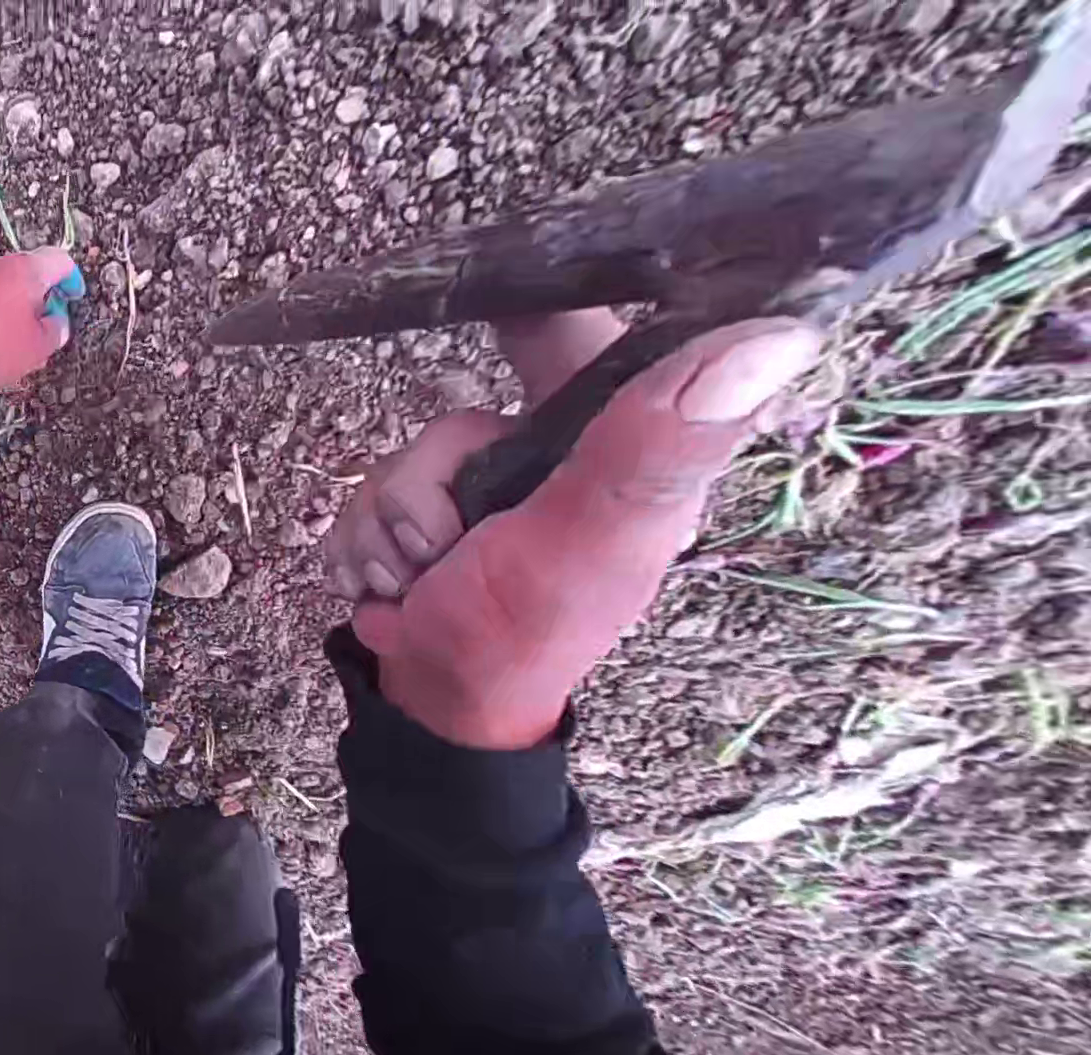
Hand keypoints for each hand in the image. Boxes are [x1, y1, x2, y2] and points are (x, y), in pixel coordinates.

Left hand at [0, 247, 81, 392]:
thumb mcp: (40, 346)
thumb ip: (57, 330)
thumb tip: (58, 324)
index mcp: (27, 270)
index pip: (61, 261)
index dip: (73, 281)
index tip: (74, 298)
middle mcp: (1, 267)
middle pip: (35, 273)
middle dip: (48, 297)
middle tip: (54, 323)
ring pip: (13, 287)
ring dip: (25, 308)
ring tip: (29, 339)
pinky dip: (5, 315)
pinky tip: (5, 342)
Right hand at [324, 313, 822, 749]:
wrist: (435, 700)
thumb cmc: (518, 635)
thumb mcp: (587, 548)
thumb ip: (645, 453)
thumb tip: (769, 336)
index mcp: (599, 454)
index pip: (584, 341)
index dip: (541, 300)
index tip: (484, 286)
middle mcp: (527, 466)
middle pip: (443, 428)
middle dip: (416, 497)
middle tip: (435, 554)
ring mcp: (457, 496)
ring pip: (386, 472)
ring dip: (381, 537)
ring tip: (403, 587)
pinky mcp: (405, 521)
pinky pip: (356, 505)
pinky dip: (355, 550)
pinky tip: (373, 589)